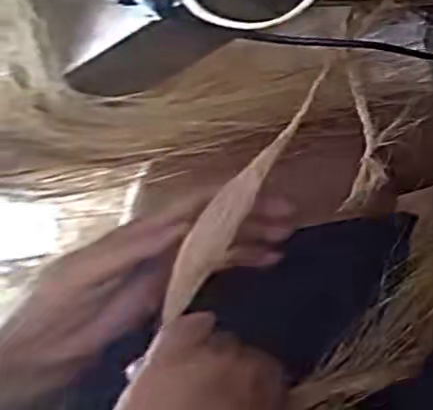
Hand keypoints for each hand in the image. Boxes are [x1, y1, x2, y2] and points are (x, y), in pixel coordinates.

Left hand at [0, 191, 292, 406]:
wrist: (36, 355)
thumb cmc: (56, 308)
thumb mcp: (83, 274)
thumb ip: (132, 247)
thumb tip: (185, 222)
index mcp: (147, 229)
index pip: (197, 200)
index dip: (231, 189)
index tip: (267, 185)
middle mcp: (167, 237)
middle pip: (222, 215)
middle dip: (259, 211)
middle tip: (290, 214)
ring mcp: (174, 259)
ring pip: (228, 236)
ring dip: (260, 233)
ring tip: (285, 237)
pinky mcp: (178, 281)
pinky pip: (221, 262)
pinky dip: (249, 257)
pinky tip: (268, 260)